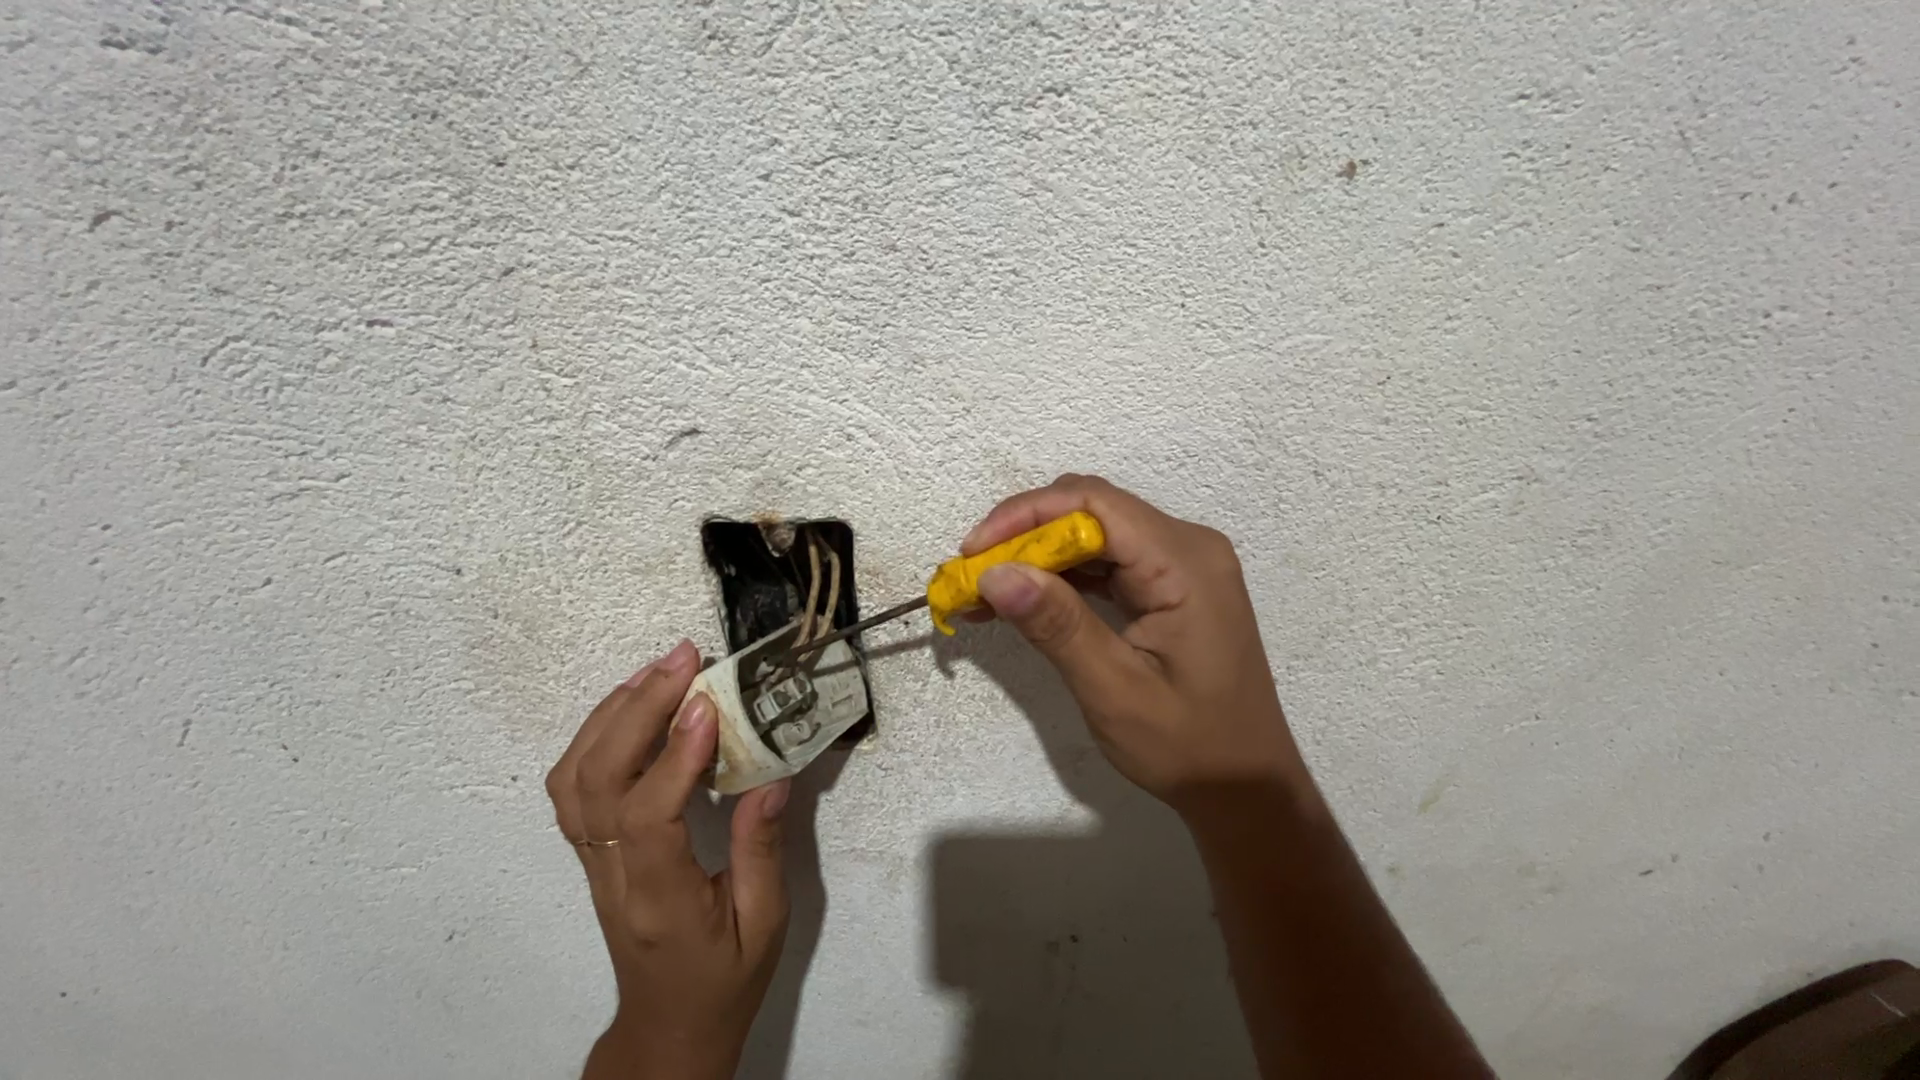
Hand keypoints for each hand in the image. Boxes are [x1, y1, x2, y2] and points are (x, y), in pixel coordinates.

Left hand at [545, 641, 791, 1079]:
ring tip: (658, 670)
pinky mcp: (591, 851)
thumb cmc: (724, 979)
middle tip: (684, 657)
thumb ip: (762, 849)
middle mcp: (613, 875)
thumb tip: (771, 777)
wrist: (668, 1024)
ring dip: (612, 713)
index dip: (674, 756)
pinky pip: (574, 785)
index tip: (707, 703)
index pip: (647, 818)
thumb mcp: (764, 923)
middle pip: (596, 782)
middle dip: (638, 709)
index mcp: (660, 900)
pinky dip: (598, 734)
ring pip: (573, 778)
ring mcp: (592, 862)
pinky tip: (634, 705)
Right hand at [965, 474, 1309, 811]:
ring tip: (985, 591)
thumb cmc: (1188, 746)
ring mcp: (1181, 565)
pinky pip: (1108, 562)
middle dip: (1025, 535)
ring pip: (1095, 534)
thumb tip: (994, 573)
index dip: (1025, 515)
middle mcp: (1187, 547)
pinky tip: (1023, 601)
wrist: (1245, 786)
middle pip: (1093, 511)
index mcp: (1184, 562)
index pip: (1094, 504)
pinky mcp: (1170, 586)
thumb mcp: (1115, 690)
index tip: (972, 553)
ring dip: (1038, 556)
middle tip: (973, 576)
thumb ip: (1057, 625)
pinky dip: (1063, 576)